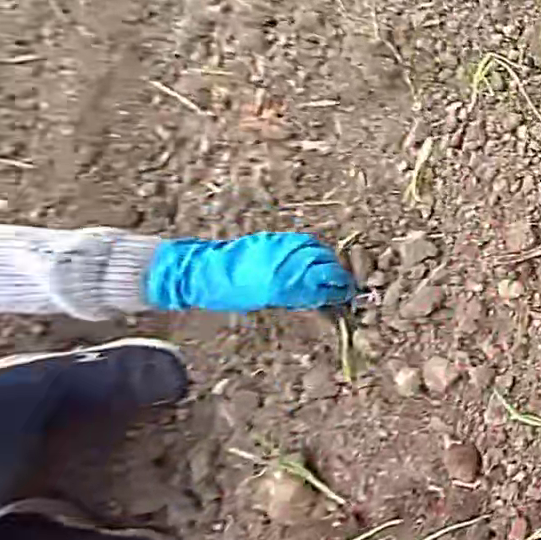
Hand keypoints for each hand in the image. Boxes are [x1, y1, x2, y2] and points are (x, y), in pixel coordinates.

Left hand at [146, 233, 354, 312]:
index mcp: (291, 283)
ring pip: (322, 252)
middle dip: (338, 274)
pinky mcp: (277, 238)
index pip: (332, 282)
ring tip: (322, 271)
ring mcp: (285, 247)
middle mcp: (292, 263)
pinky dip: (312, 251)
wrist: (194, 272)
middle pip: (331, 265)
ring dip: (326, 262)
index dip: (342, 288)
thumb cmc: (227, 292)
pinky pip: (307, 243)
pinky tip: (307, 259)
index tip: (346, 293)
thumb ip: (302, 296)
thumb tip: (328, 297)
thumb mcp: (269, 300)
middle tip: (338, 283)